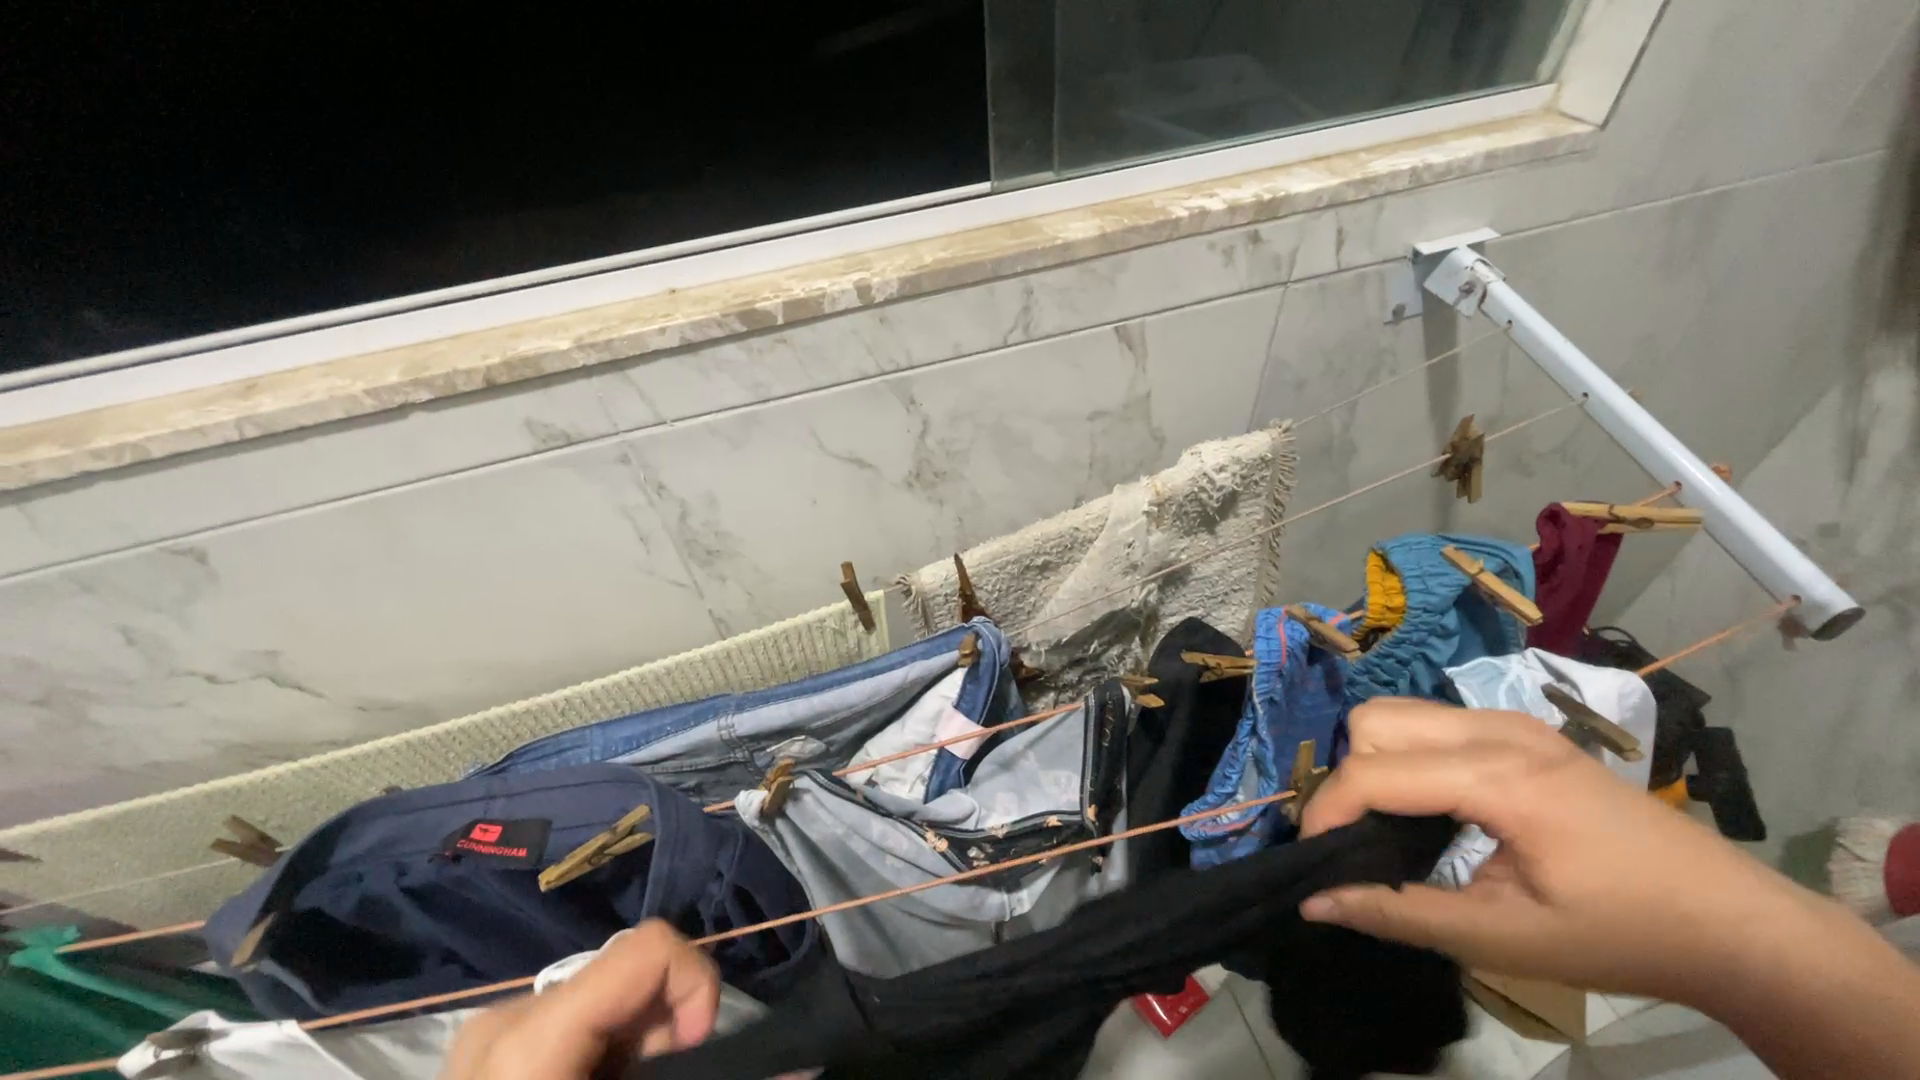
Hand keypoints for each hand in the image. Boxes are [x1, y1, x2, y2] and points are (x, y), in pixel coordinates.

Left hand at [442, 920, 719, 1079]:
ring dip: (636, 1040)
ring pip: (605, 996)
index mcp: (531, 1036)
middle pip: (629, 972)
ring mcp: (488, 1032)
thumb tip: (783, 1067)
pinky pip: (573, 1019)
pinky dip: (604, 1048)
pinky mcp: (484, 1051)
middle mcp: (507, 1015)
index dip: (698, 985)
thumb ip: (688, 1067)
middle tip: (650, 1079)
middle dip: (664, 1025)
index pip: (649, 946)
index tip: (696, 1049)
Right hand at [1296, 698, 1828, 1004]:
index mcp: (1500, 777)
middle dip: (1347, 777)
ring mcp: (1514, 722)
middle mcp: (1499, 729)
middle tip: (1356, 838)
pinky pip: (1431, 721)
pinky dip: (1405, 754)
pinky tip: (1428, 805)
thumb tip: (1312, 903)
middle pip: (1374, 721)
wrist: (1736, 924)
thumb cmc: (1622, 935)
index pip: (1373, 772)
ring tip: (1385, 823)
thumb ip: (1399, 914)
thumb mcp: (1504, 938)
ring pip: (1398, 712)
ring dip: (1373, 761)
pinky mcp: (1523, 729)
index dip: (1326, 812)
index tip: (1312, 858)